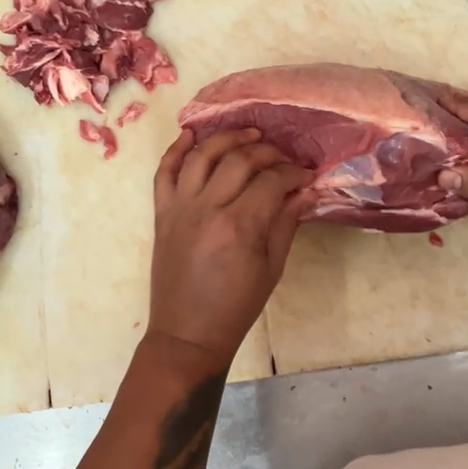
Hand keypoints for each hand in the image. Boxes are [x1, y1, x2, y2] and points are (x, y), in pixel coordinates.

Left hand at [149, 128, 312, 367]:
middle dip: (268, 152)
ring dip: (227, 138)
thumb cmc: (236, 307)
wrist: (187, 334)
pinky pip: (164, 172)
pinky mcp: (161, 213)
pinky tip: (191, 135)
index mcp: (240, 226)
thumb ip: (287, 224)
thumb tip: (306, 192)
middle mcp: (207, 208)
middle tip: (284, 158)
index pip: (272, 181)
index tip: (307, 175)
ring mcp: (180, 208)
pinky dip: (176, 149)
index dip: (294, 173)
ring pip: (202, 155)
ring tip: (249, 134)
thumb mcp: (272, 268)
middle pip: (240, 160)